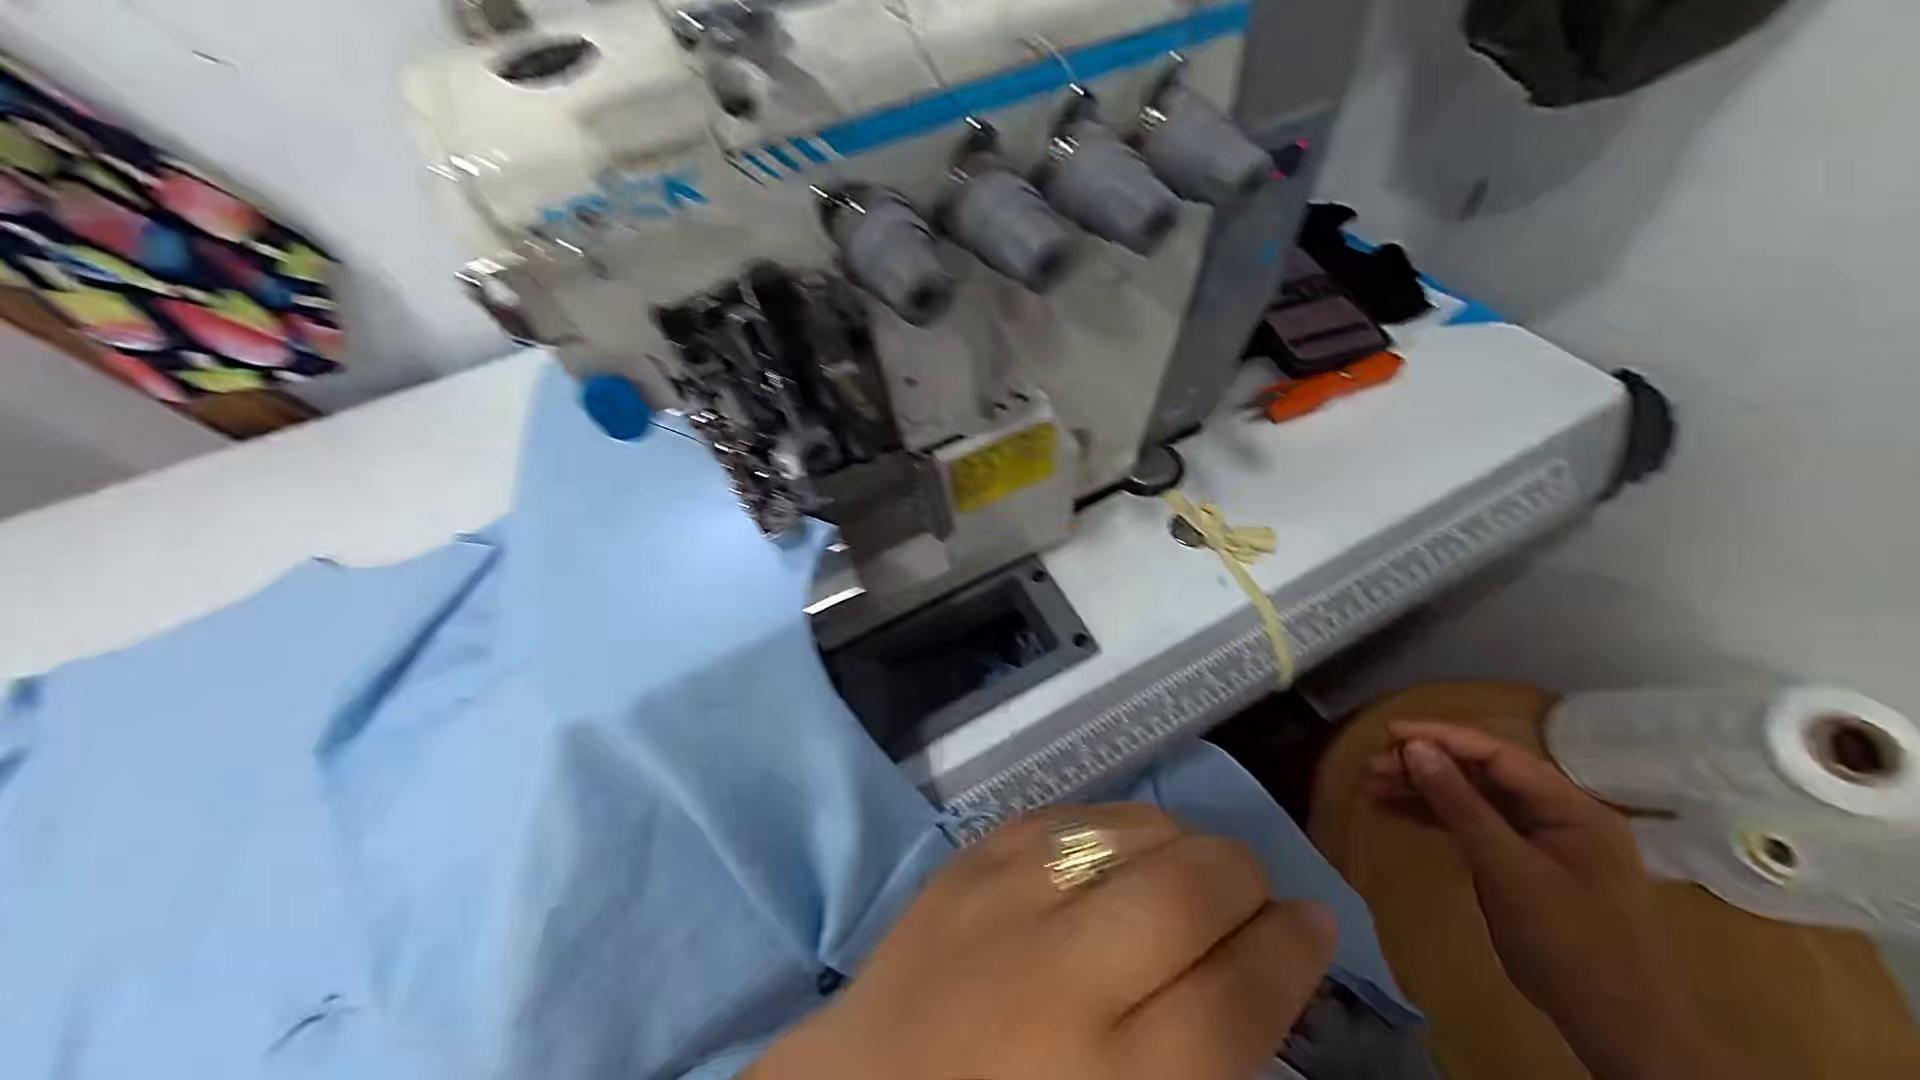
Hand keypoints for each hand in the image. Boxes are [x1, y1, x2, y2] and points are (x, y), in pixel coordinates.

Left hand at [746, 804, 1335, 1079]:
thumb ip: (1206, 1053)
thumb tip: (1268, 961)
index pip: (1240, 990)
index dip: (1292, 948)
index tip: (1312, 924)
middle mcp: (1063, 977)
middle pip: (1193, 886)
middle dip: (1244, 880)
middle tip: (1250, 897)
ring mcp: (1005, 902)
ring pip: (1133, 831)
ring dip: (1181, 842)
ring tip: (1184, 871)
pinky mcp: (966, 861)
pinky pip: (1065, 816)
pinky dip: (1108, 829)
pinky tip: (1112, 856)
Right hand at [1366, 721, 1735, 1079]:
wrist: (1613, 1025)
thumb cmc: (1571, 942)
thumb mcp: (1510, 869)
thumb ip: (1461, 805)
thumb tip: (1415, 748)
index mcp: (1572, 807)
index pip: (1498, 755)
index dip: (1442, 737)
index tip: (1388, 733)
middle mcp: (1556, 813)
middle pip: (1480, 772)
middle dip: (1425, 764)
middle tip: (1372, 766)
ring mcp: (1536, 838)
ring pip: (1469, 796)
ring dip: (1421, 787)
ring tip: (1372, 784)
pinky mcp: (1516, 860)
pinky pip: (1468, 823)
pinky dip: (1431, 814)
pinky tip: (1393, 808)